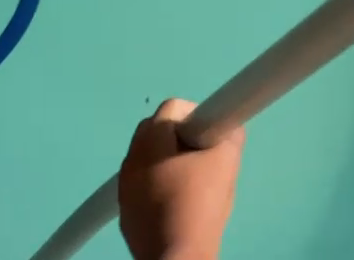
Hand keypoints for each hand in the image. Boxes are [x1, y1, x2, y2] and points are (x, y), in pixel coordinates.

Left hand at [118, 99, 244, 259]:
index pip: (172, 107)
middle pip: (153, 129)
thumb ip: (230, 134)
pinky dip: (157, 183)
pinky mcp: (123, 213)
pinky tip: (177, 202)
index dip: (195, 114)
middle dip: (178, 133)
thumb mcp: (227, 159)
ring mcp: (123, 189)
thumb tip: (229, 129)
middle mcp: (131, 160)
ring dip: (166, 158)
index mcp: (152, 142)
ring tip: (191, 179)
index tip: (209, 134)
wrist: (178, 257)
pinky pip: (140, 184)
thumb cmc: (201, 203)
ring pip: (146, 157)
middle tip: (201, 151)